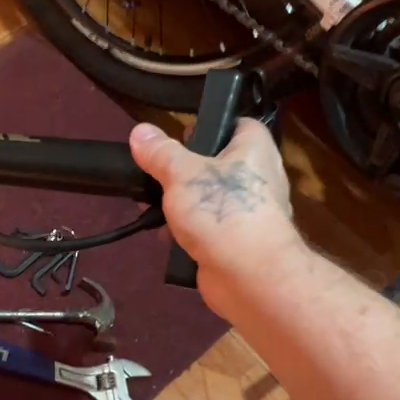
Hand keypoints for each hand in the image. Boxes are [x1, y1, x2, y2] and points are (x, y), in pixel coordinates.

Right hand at [130, 118, 300, 305]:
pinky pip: (209, 228)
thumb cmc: (221, 210)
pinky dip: (189, 232)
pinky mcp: (239, 242)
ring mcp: (250, 213)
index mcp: (255, 149)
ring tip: (152, 205)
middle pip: (217, 164)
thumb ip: (160, 153)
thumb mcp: (181, 174)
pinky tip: (165, 235)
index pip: (237, 124)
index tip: (182, 134)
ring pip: (210, 199)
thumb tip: (141, 131)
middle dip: (184, 172)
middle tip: (156, 173)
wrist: (249, 275)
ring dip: (182, 205)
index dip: (210, 124)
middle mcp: (259, 177)